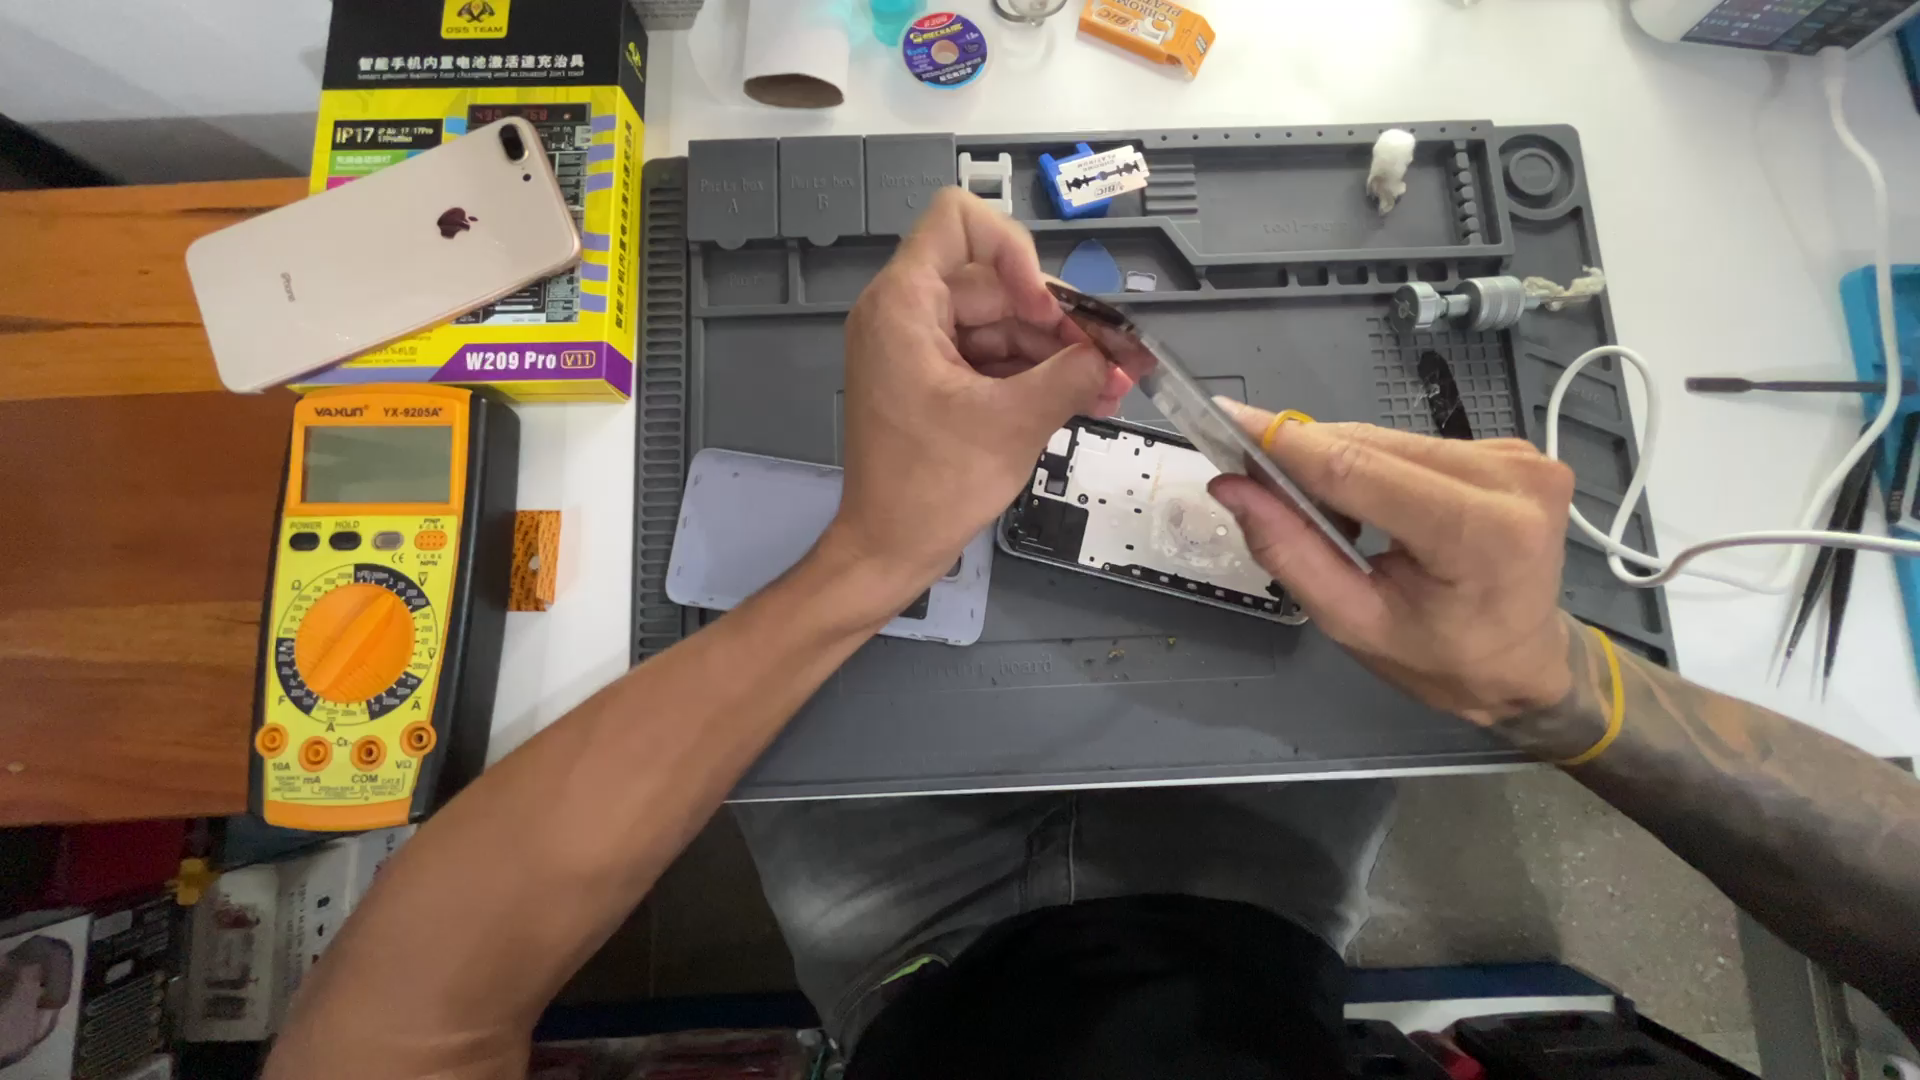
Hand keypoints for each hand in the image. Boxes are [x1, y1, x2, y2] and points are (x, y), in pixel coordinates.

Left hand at [825, 190, 1132, 607]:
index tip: (1043, 309)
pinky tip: (1084, 398)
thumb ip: (1071, 375)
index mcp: (904, 305)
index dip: (1014, 250)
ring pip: (1002, 325)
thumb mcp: (1013, 425)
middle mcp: (907, 314)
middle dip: (1059, 322)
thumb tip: (1111, 356)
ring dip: (1057, 353)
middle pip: (996, 284)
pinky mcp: (935, 381)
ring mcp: (921, 349)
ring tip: (1111, 387)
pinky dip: (1034, 376)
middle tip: (1115, 359)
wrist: (889, 549)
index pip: (959, 222)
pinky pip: (992, 359)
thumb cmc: (932, 488)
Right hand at [1206, 402, 1575, 724]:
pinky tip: (1360, 505)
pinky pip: (1406, 444)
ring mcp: (1516, 456)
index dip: (1284, 445)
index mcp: (1480, 534)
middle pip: (1367, 447)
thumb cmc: (1438, 658)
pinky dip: (1365, 465)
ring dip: (1331, 465)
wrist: (1523, 663)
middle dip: (1300, 459)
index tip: (1224, 420)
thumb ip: (1288, 551)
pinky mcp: (1508, 448)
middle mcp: (1508, 477)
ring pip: (1382, 439)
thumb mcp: (1350, 620)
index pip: (1356, 470)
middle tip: (1254, 486)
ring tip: (1319, 515)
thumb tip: (1231, 487)